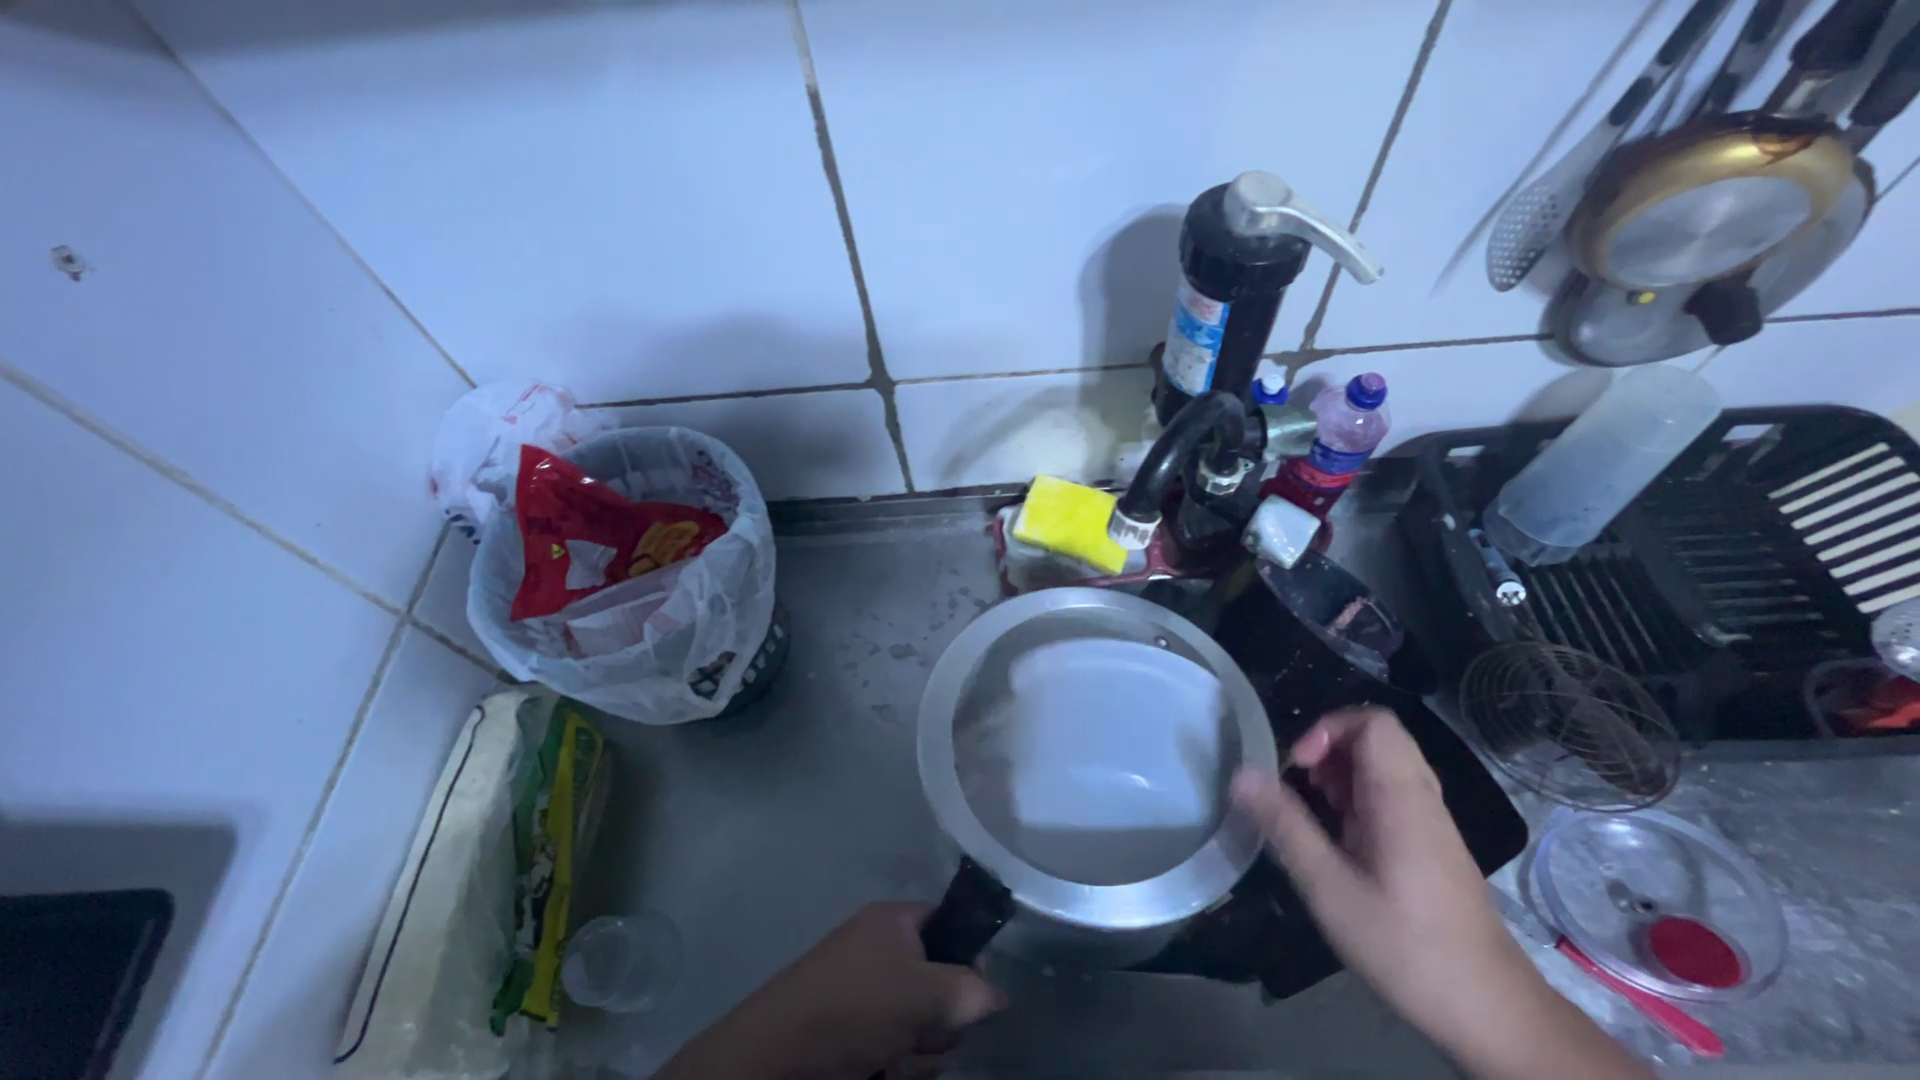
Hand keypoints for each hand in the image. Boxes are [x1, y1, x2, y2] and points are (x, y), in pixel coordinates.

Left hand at [656, 902, 1003, 1079]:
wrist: (774, 1060)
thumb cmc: (850, 1008)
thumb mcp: (920, 993)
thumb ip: (970, 990)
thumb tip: (998, 996)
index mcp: (895, 924)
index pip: (952, 925)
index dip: (968, 958)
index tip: (969, 989)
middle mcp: (886, 955)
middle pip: (946, 986)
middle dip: (941, 1021)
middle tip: (920, 1030)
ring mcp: (873, 1000)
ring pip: (928, 1028)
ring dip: (921, 1052)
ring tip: (892, 1057)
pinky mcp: (862, 1039)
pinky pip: (905, 1053)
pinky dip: (902, 1068)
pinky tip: (881, 1072)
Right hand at [1231, 707, 1522, 1042]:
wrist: (1488, 1007)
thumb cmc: (1405, 946)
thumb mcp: (1330, 888)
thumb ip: (1285, 825)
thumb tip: (1241, 774)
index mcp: (1402, 797)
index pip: (1373, 722)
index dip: (1327, 729)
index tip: (1297, 767)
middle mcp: (1422, 798)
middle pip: (1378, 738)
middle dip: (1329, 749)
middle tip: (1300, 785)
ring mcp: (1431, 822)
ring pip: (1385, 767)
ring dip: (1341, 774)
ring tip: (1314, 810)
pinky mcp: (1431, 845)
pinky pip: (1392, 795)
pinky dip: (1358, 798)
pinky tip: (1339, 839)